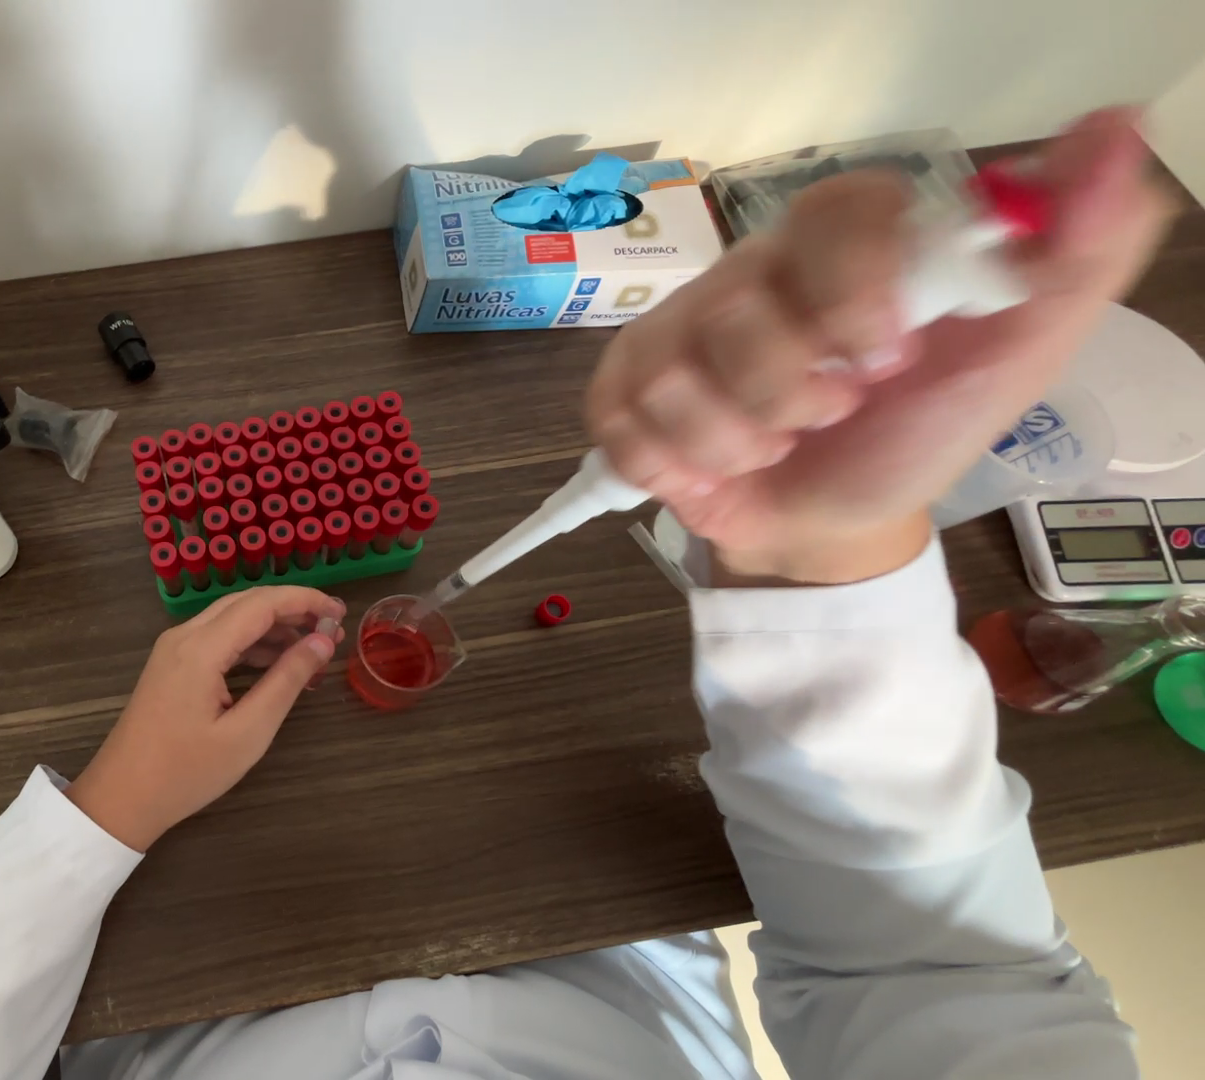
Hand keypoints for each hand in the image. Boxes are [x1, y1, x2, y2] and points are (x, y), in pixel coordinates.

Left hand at [66, 587, 345, 850]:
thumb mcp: (247, 733)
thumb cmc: (186, 772)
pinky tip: (277, 665)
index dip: (305, 601)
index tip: (341, 613)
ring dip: (273, 628)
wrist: (121, 798)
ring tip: (313, 651)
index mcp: (201, 648)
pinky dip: (251, 645)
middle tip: (333, 629)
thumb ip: (286, 681)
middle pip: (246, 603)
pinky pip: (217, 639)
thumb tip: (322, 641)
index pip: (262, 603)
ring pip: (231, 619)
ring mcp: (173, 649)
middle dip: (292, 610)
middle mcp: (184, 636)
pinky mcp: (171, 664)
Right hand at [587, 107, 1175, 582]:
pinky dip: (673, 467)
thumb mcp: (1011, 362)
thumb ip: (1074, 257)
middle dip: (788, 399)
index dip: (850, 292)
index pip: (830, 213)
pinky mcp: (612, 392)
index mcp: (835, 253)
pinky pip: (623, 425)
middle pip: (735, 314)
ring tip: (763, 451)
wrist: (817, 526)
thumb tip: (1110, 131)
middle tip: (823, 420)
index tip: (884, 361)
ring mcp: (664, 336)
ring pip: (670, 380)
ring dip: (732, 444)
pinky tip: (703, 468)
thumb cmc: (904, 444)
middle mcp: (740, 280)